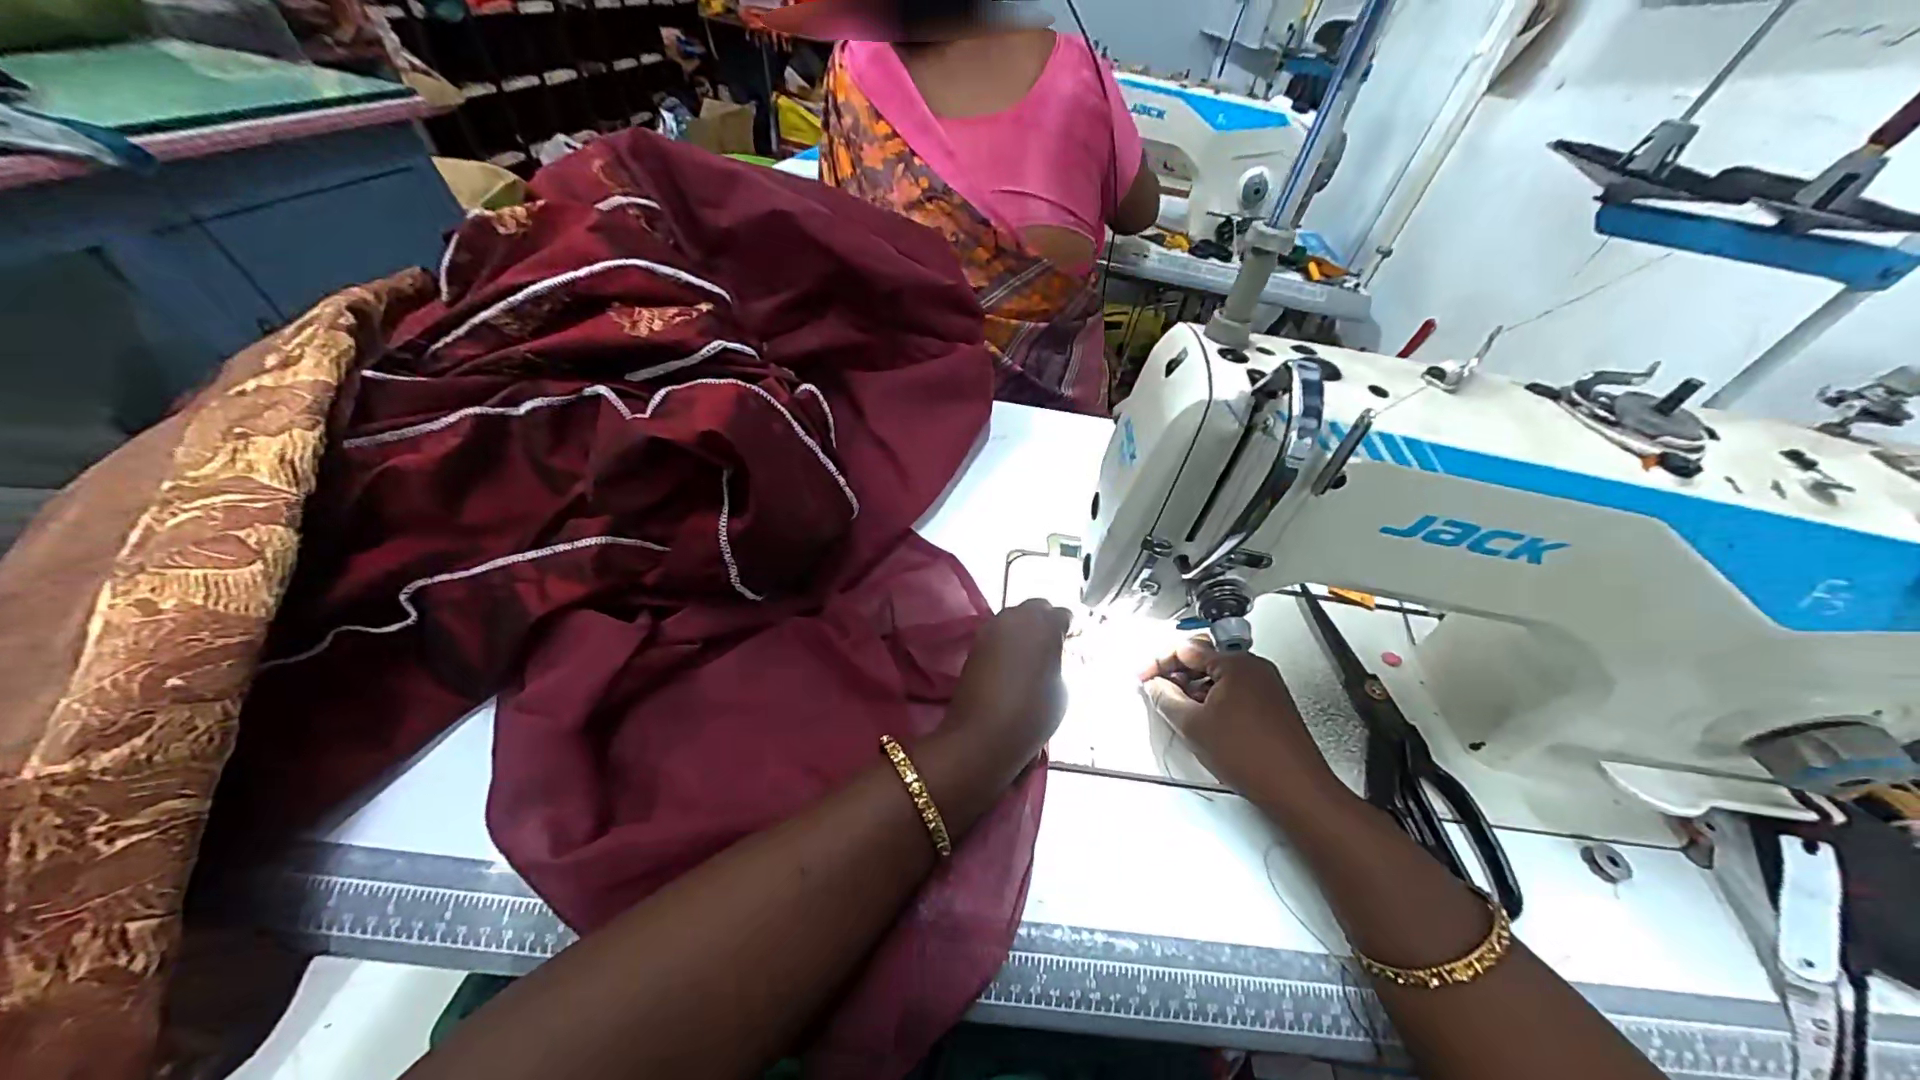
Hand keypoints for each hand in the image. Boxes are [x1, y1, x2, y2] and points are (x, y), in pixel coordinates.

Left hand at [944, 599, 1072, 760]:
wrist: (983, 734)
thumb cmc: (1033, 712)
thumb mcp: (1061, 688)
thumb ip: (1057, 662)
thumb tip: (1049, 657)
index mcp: (1045, 623)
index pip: (1063, 615)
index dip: (1067, 631)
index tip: (1069, 646)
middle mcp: (1016, 617)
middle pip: (1035, 608)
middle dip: (1044, 623)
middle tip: (1050, 648)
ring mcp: (991, 628)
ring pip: (1013, 619)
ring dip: (1023, 631)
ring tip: (1030, 657)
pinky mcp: (974, 645)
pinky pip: (998, 634)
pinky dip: (1006, 643)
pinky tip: (1011, 665)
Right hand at [1140, 640, 1340, 802]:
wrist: (1296, 790)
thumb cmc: (1254, 758)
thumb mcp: (1192, 725)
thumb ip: (1165, 698)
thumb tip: (1156, 687)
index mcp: (1237, 664)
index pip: (1187, 649)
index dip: (1159, 663)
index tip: (1145, 676)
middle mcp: (1255, 669)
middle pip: (1204, 661)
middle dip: (1177, 677)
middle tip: (1159, 693)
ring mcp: (1267, 687)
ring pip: (1219, 679)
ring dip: (1195, 691)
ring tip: (1181, 714)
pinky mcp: (1272, 707)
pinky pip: (1234, 693)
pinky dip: (1214, 703)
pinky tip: (1205, 725)